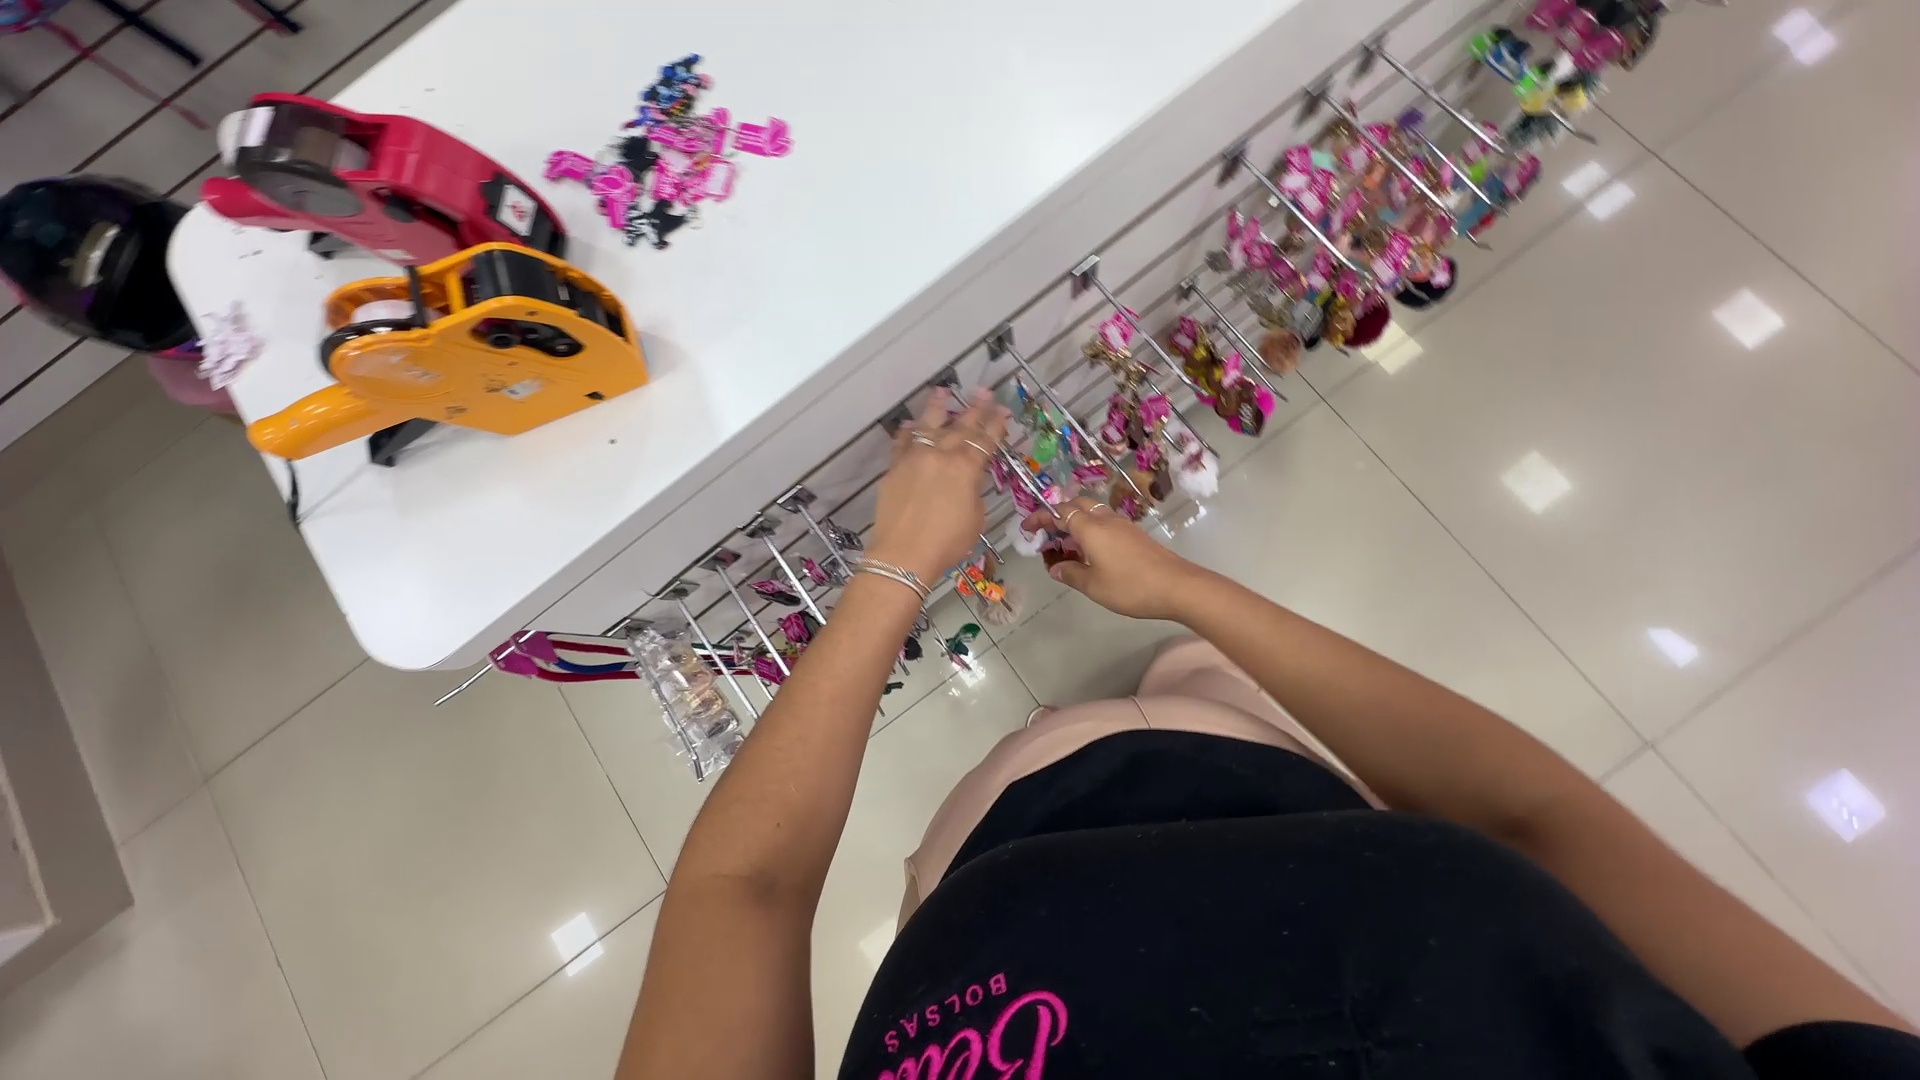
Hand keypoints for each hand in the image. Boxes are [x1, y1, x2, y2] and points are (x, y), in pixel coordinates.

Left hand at [865, 387, 1010, 583]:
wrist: (903, 555)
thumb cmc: (947, 543)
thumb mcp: (975, 518)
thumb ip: (973, 491)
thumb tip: (967, 480)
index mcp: (966, 468)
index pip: (985, 440)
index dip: (996, 425)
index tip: (1003, 411)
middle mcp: (940, 455)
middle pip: (961, 427)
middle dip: (975, 409)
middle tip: (984, 393)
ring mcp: (914, 459)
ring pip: (928, 425)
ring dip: (938, 407)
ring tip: (943, 391)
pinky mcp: (894, 468)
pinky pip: (902, 443)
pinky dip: (908, 432)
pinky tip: (911, 424)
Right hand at [1022, 497, 1209, 621]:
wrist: (1177, 586)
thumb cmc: (1130, 586)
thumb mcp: (1093, 585)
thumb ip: (1070, 573)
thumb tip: (1055, 567)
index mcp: (1090, 528)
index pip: (1060, 513)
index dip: (1041, 517)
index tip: (1027, 527)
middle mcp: (1106, 520)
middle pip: (1077, 505)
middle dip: (1058, 514)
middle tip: (1046, 533)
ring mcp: (1123, 526)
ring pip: (1093, 513)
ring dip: (1076, 522)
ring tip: (1065, 544)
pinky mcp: (1135, 535)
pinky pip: (1105, 523)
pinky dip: (1091, 530)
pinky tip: (1090, 551)